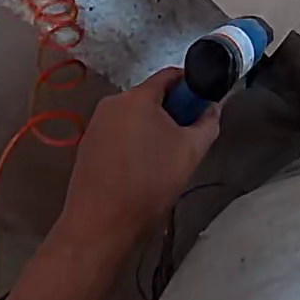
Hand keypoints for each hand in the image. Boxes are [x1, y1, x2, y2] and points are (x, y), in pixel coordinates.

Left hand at [57, 67, 219, 244]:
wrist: (100, 225)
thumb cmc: (149, 183)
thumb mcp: (190, 153)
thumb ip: (207, 124)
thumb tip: (212, 108)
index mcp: (138, 96)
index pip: (169, 75)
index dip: (189, 87)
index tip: (200, 107)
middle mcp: (113, 101)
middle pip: (151, 96)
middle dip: (170, 112)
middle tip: (182, 140)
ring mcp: (97, 122)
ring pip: (134, 115)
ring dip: (151, 128)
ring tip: (161, 160)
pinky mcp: (87, 143)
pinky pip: (117, 132)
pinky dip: (132, 141)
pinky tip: (138, 170)